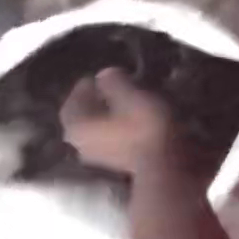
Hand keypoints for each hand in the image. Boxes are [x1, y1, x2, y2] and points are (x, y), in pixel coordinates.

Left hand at [58, 67, 183, 178]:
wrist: (166, 165)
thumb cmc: (146, 127)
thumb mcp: (132, 96)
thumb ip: (115, 83)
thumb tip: (104, 73)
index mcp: (77, 126)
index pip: (72, 103)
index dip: (83, 88)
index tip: (97, 76)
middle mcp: (80, 144)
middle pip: (83, 119)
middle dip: (95, 104)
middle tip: (111, 91)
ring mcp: (100, 157)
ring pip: (98, 132)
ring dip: (108, 118)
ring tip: (125, 106)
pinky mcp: (119, 164)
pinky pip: (112, 141)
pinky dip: (119, 130)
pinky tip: (134, 124)